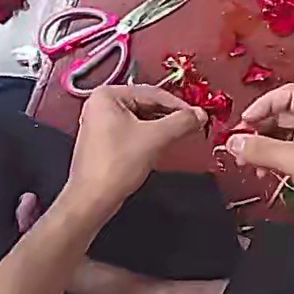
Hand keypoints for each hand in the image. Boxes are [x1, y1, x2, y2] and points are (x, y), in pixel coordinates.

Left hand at [63, 85, 207, 213]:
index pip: (152, 92)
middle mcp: (101, 104)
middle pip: (146, 104)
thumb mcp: (155, 138)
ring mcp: (101, 123)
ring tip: (183, 134)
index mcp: (107, 95)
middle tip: (194, 124)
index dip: (178, 104)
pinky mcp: (105, 141)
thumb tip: (201, 114)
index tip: (199, 114)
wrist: (92, 200)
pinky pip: (134, 131)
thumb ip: (181, 122)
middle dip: (170, 116)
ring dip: (163, 127)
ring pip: (141, 119)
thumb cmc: (118, 163)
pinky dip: (151, 136)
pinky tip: (165, 143)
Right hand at [227, 84, 293, 255]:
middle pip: (285, 114)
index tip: (244, 121)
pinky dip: (271, 159)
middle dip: (260, 128)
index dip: (265, 105)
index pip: (292, 95)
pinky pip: (286, 154)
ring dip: (262, 146)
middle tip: (238, 143)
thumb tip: (232, 141)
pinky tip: (260, 170)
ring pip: (283, 135)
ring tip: (244, 160)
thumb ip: (262, 148)